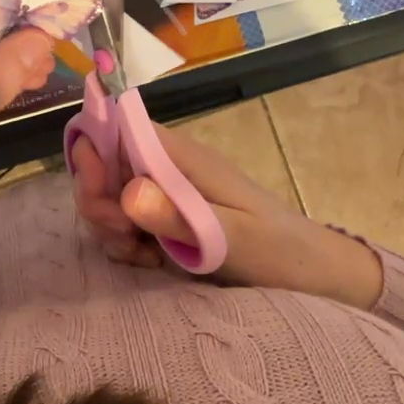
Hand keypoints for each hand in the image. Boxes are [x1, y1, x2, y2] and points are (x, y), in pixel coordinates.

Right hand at [70, 122, 384, 308]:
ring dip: (110, 229)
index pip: (116, 127)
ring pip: (107, 199)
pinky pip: (122, 226)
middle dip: (98, 202)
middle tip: (125, 236)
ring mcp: (162, 195)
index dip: (93, 153)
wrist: (311, 276)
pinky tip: (148, 261)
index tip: (100, 195)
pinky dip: (123, 245)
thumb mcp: (230, 236)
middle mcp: (164, 168)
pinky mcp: (162, 222)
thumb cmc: (277, 249)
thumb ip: (177, 215)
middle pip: (102, 167)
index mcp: (179, 155)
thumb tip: (126, 193)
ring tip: (141, 254)